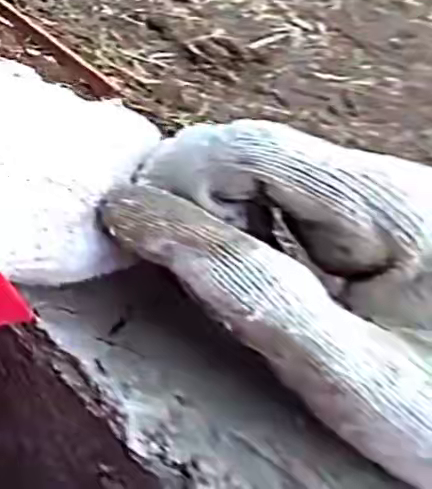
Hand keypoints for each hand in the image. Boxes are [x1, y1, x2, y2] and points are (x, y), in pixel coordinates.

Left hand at [0, 31, 161, 284]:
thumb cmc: (3, 243)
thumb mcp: (99, 250)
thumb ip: (121, 206)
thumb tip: (118, 193)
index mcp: (111, 137)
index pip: (117, 132)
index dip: (85, 154)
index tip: (58, 175)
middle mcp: (50, 92)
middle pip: (48, 101)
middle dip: (26, 127)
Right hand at [101, 122, 431, 486]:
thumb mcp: (358, 378)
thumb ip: (245, 287)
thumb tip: (124, 207)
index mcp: (397, 203)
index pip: (233, 145)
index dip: (177, 186)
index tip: (177, 256)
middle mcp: (399, 183)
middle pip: (238, 151)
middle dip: (194, 203)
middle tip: (209, 273)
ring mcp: (400, 199)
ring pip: (253, 172)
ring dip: (220, 217)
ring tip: (242, 279)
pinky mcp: (394, 220)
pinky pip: (285, 193)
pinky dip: (254, 225)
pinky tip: (276, 274)